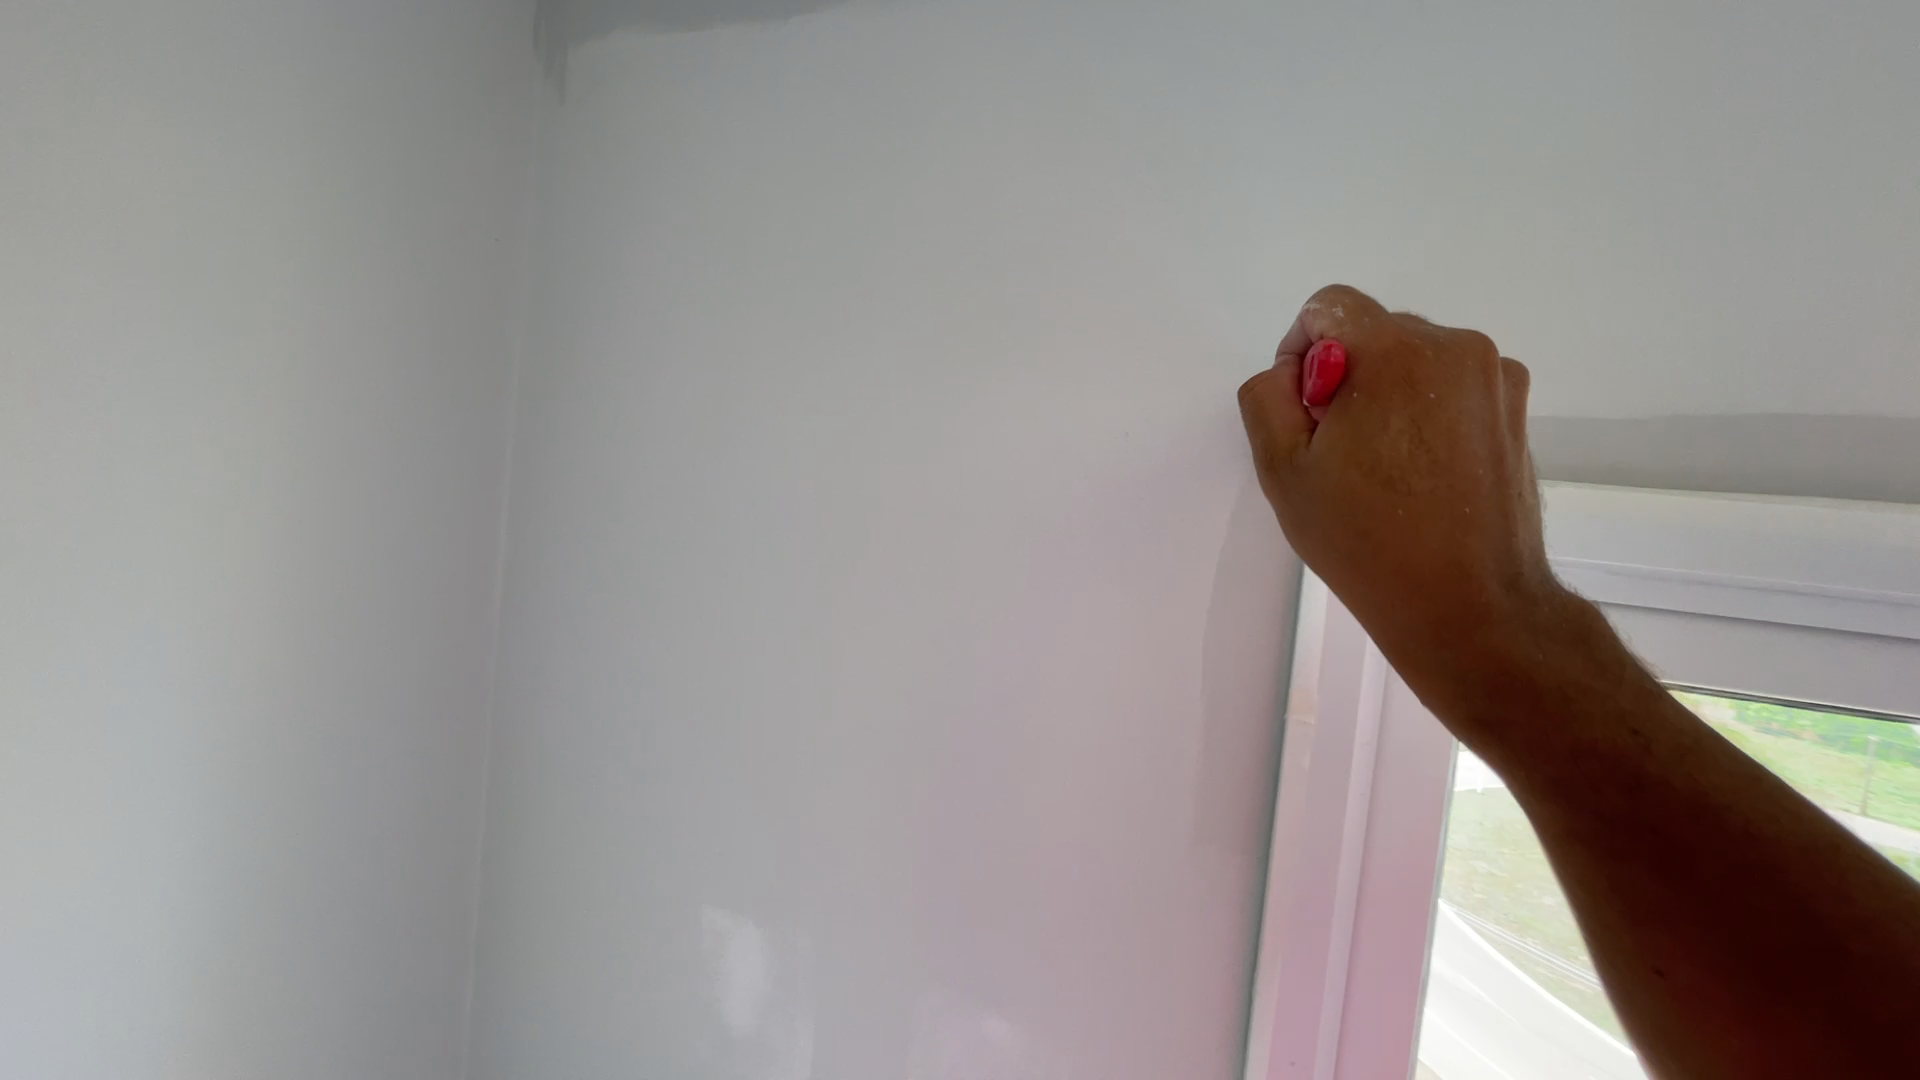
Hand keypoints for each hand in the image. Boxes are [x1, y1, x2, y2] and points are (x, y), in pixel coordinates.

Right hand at [1237, 285, 1558, 687]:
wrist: (1468, 602)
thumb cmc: (1363, 538)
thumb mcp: (1281, 470)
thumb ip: (1266, 397)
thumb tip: (1289, 372)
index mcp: (1393, 352)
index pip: (1328, 306)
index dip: (1299, 352)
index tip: (1304, 413)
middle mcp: (1454, 346)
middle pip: (1372, 331)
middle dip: (1342, 376)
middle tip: (1338, 451)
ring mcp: (1495, 376)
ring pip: (1411, 359)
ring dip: (1382, 393)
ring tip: (1381, 467)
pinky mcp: (1517, 407)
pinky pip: (1448, 385)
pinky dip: (1421, 410)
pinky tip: (1418, 471)